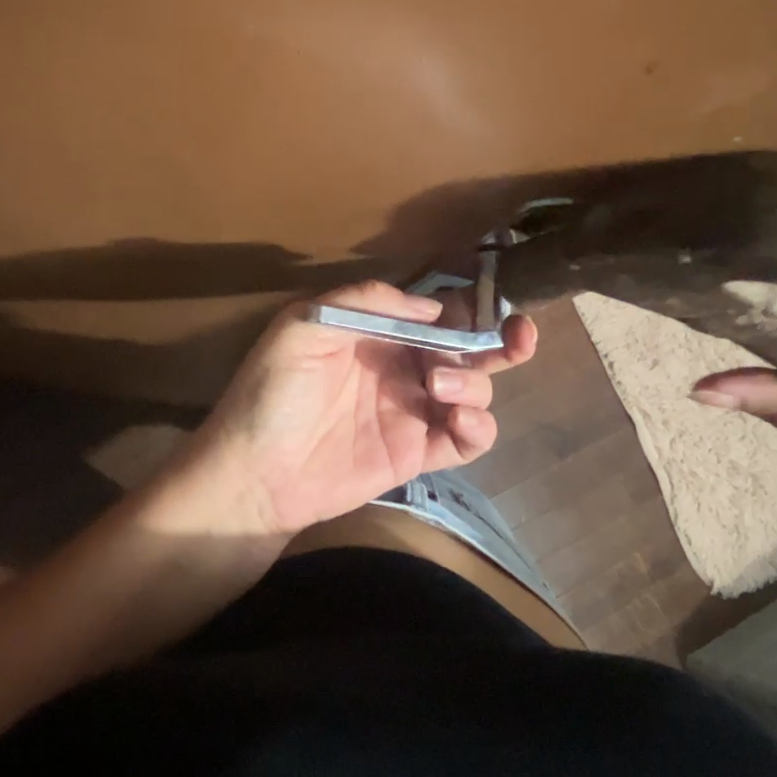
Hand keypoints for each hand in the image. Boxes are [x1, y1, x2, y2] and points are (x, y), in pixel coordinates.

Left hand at [175, 281, 536, 537]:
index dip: (466, 306)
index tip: (487, 304)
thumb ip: (361, 302)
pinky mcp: (418, 453)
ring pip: (474, 388)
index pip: (435, 312)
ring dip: (474, 380)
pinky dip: (478, 426)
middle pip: (467, 347)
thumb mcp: (302, 327)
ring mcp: (413, 411)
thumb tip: (430, 306)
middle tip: (519, 335)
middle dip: (500, 337)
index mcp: (376, 332)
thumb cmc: (271, 393)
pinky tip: (457, 419)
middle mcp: (402, 366)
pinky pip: (468, 439)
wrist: (257, 474)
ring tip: (439, 386)